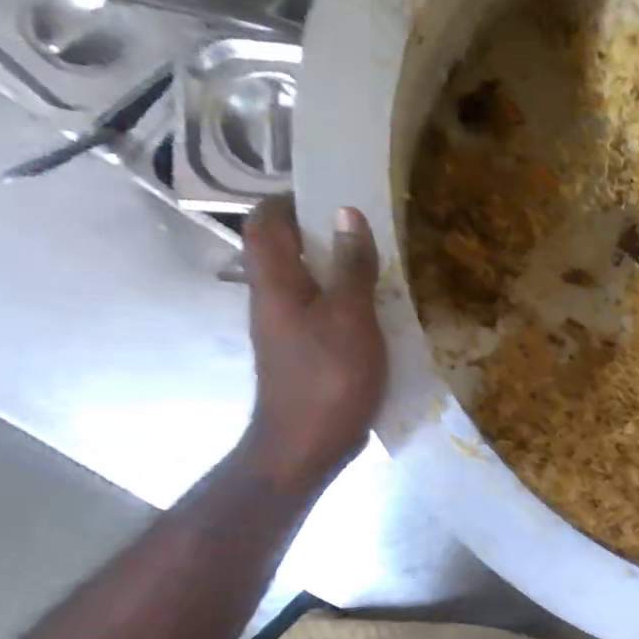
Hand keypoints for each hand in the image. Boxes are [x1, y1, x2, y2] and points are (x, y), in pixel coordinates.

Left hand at [238, 196, 385, 490]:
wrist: (306, 446)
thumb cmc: (329, 378)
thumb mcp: (350, 317)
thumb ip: (351, 265)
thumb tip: (346, 212)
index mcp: (275, 282)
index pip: (264, 222)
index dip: (287, 199)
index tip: (326, 192)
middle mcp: (270, 300)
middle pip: (282, 250)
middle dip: (316, 232)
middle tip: (361, 227)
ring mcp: (284, 330)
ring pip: (303, 283)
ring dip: (332, 268)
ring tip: (374, 264)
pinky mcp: (301, 354)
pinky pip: (317, 312)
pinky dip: (340, 302)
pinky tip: (373, 312)